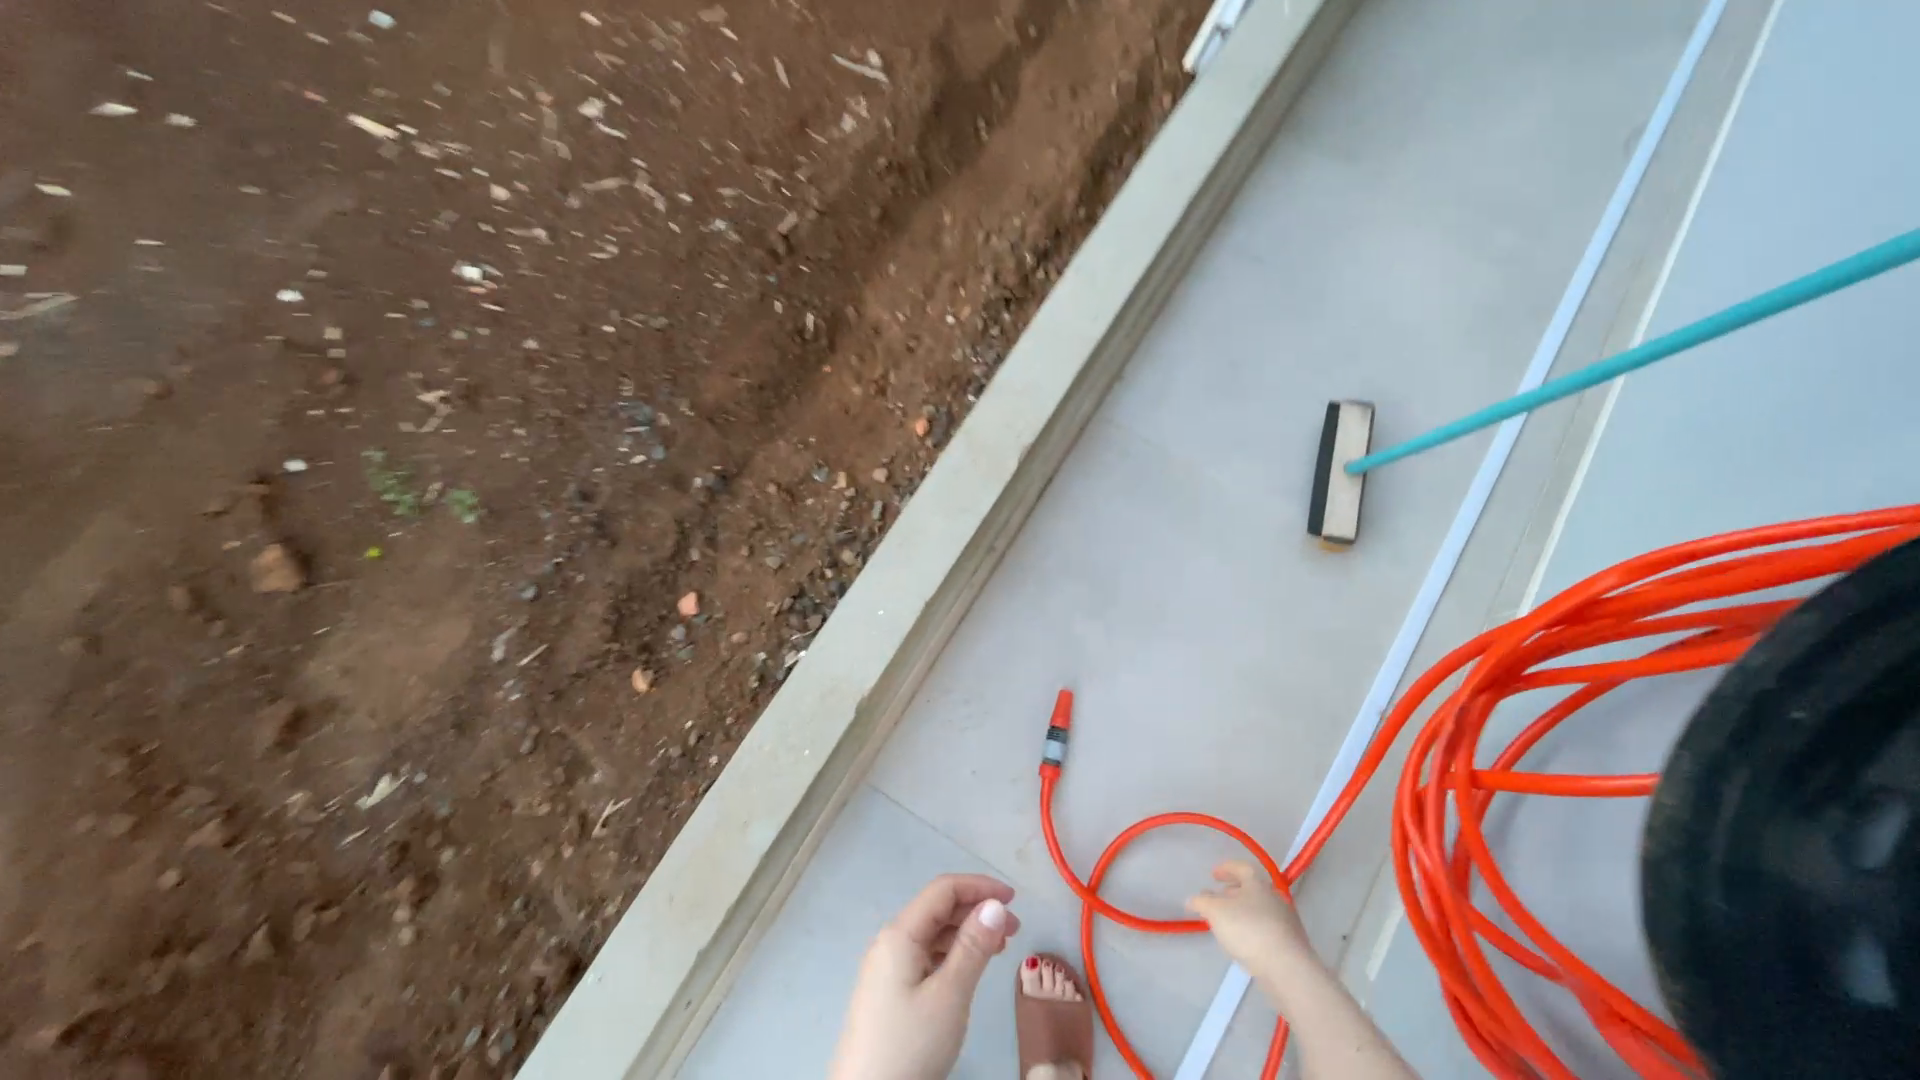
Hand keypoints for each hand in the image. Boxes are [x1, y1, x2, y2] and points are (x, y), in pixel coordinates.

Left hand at [829, 874, 1021, 1079]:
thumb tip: (994, 904)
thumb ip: (973, 946)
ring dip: (967, 933)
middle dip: (977, 910)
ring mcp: (888, 967)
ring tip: (1000, 949)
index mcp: (900, 934)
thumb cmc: (911, 1043)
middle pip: (937, 909)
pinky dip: (953, 954)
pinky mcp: (890, 991)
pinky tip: (971, 969)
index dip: (980, 887)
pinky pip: (926, 956)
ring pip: (933, 934)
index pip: (942, 890)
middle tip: (1015, 929)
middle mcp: (890, 942)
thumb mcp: (950, 995)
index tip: (1015, 899)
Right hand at [1186, 861, 1314, 976]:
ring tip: (1227, 925)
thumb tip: (1192, 899)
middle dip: (1232, 893)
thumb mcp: (1216, 912)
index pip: (1242, 868)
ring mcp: (1285, 922)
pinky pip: (1267, 930)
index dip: (1226, 868)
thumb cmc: (1248, 930)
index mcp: (1258, 884)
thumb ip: (1202, 902)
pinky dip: (1253, 930)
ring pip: (1259, 910)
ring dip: (1242, 913)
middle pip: (1252, 889)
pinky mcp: (1290, 944)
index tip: (1213, 875)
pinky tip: (1243, 944)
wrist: (1287, 968)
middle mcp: (1274, 898)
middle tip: (1217, 900)